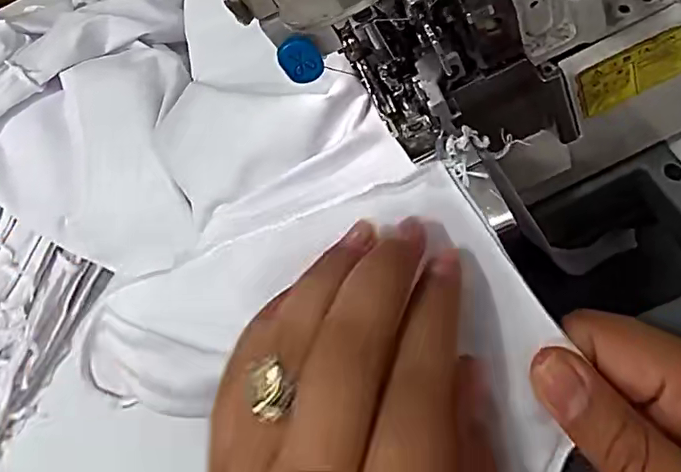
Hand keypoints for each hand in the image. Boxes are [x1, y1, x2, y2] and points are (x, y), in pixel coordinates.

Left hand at [210, 219, 498, 471]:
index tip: (449, 264)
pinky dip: (274, 315)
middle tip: (409, 233)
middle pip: (345, 354)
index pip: (413, 392)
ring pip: (286, 346)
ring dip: (326, 277)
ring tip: (360, 235)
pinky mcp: (215, 459)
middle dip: (384, 279)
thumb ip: (465, 462)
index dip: (435, 315)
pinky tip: (305, 283)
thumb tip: (464, 370)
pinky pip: (240, 369)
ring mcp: (248, 470)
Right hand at [529, 312, 680, 471]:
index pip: (589, 329)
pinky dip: (618, 442)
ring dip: (594, 425)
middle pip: (602, 358)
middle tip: (564, 450)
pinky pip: (641, 418)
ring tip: (591, 463)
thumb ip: (620, 430)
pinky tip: (617, 466)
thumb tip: (551, 365)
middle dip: (574, 398)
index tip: (532, 408)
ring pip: (617, 392)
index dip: (554, 367)